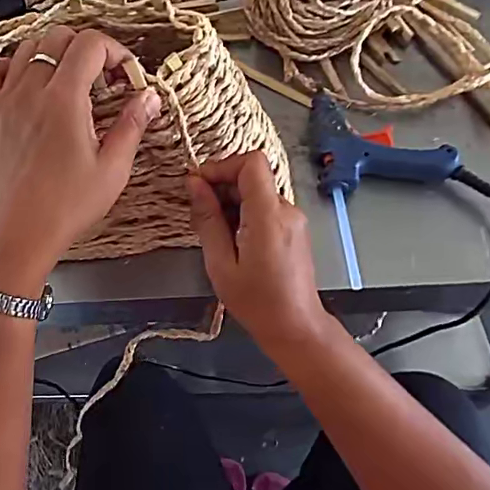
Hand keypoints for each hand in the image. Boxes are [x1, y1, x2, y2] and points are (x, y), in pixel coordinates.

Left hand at [0, 26, 159, 296]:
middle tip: (104, 79)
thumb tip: (148, 98)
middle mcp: (30, 92)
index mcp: (63, 100)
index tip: (125, 75)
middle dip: (88, 49)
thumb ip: (132, 125)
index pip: (90, 44)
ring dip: (54, 53)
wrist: (20, 233)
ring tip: (71, 81)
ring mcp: (5, 101)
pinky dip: (9, 65)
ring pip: (26, 47)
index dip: (116, 52)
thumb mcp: (112, 169)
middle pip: (58, 37)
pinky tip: (26, 82)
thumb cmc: (63, 208)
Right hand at [188, 151, 338, 351]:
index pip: (251, 163)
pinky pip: (264, 206)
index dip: (222, 166)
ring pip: (256, 191)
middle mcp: (286, 210)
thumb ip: (207, 219)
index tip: (199, 184)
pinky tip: (232, 240)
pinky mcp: (293, 227)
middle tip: (200, 214)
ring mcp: (293, 218)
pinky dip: (244, 213)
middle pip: (252, 175)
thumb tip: (194, 184)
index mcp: (269, 217)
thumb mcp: (221, 263)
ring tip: (216, 234)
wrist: (295, 326)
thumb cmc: (258, 303)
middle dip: (222, 187)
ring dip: (231, 202)